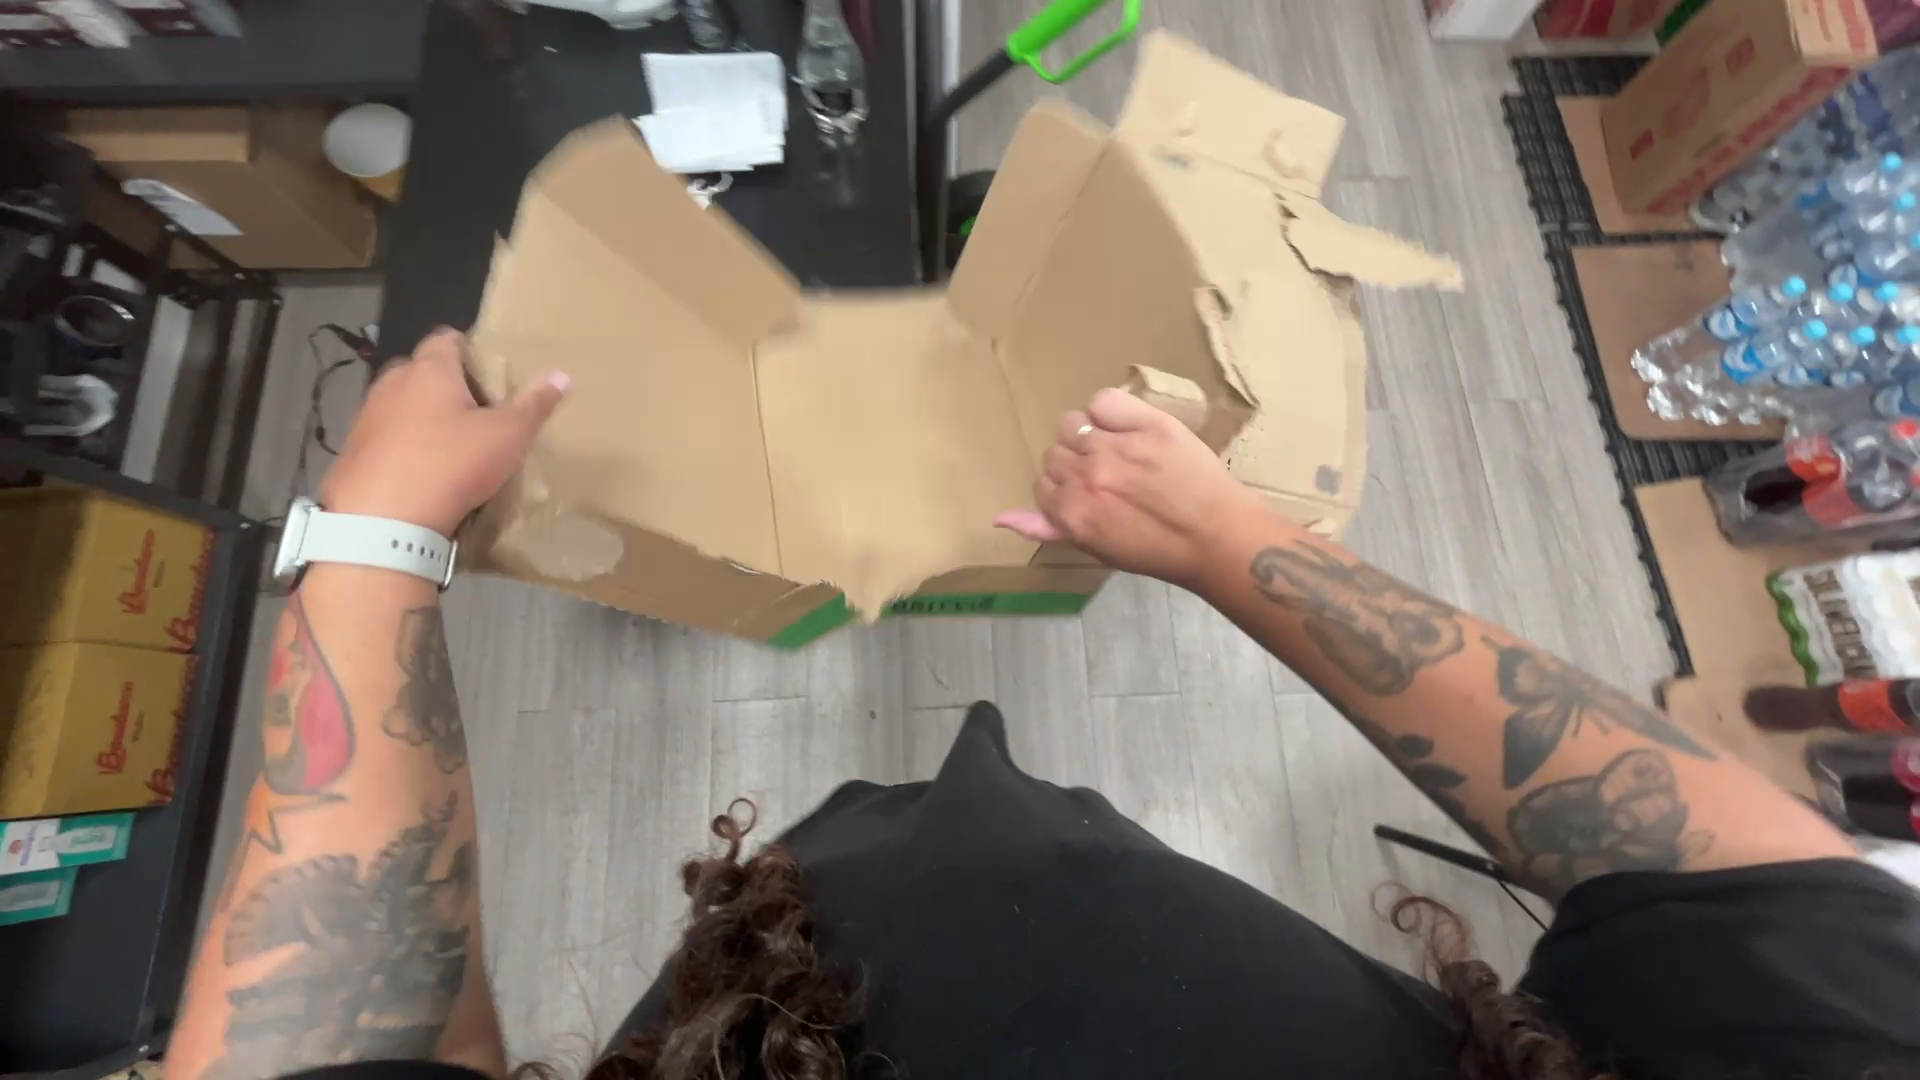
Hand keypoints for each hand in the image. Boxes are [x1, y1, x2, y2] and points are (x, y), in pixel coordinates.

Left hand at [320, 328, 569, 536]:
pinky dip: (409, 442)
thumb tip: (562, 375)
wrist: (384, 517)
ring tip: (458, 439)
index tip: (492, 365)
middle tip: (483, 407)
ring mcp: (368, 415)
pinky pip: (390, 434)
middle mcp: (392, 383)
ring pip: (405, 403)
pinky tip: (430, 466)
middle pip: (424, 370)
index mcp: (430, 371)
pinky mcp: (356, 449)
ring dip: (428, 414)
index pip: (446, 339)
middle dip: (450, 382)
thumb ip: (535, 404)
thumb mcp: (509, 435)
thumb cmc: (452, 462)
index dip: (469, 346)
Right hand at [992, 388, 1270, 585]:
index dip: (1063, 489)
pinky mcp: (1146, 425)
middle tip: (1107, 477)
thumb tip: (999, 517)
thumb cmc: (1156, 549)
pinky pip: (1103, 401)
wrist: (1216, 535)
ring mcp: (1115, 448)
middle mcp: (1086, 477)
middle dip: (1074, 464)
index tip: (1087, 495)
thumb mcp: (1095, 547)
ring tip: (1117, 451)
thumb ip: (1046, 528)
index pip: (1041, 483)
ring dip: (1087, 435)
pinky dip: (1108, 410)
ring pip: (1072, 424)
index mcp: (1071, 512)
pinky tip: (1126, 428)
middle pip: (1055, 453)